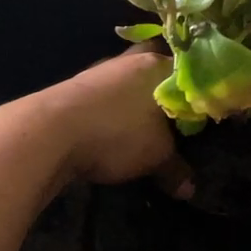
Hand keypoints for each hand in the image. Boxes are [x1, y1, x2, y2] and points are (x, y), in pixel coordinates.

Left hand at [30, 50, 188, 192]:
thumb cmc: (118, 133)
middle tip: (172, 108)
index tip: (200, 105)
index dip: (196, 85)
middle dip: (162, 84)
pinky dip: (111, 107)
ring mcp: (99, 71)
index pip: (187, 67)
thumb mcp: (156, 157)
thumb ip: (176, 169)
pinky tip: (114, 127)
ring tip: (143, 122)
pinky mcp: (73, 87)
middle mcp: (129, 60)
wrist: (49, 132)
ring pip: (126, 78)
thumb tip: (190, 190)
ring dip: (133, 96)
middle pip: (153, 64)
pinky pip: (104, 94)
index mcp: (158, 66)